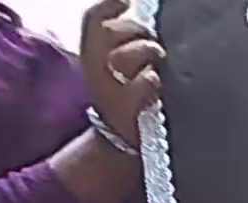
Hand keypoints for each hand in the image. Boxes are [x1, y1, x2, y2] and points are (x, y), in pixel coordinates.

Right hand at [80, 0, 164, 149]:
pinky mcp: (127, 110)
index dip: (109, 4)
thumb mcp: (115, 68)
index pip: (93, 19)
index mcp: (89, 56)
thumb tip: (135, 10)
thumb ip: (122, 42)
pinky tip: (156, 84)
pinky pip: (144, 82)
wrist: (119, 143)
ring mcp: (109, 91)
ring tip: (158, 63)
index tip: (128, 0)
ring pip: (126, 55)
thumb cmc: (124, 100)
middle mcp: (94, 71)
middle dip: (136, 30)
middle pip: (110, 32)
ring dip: (147, 52)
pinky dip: (152, 79)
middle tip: (154, 41)